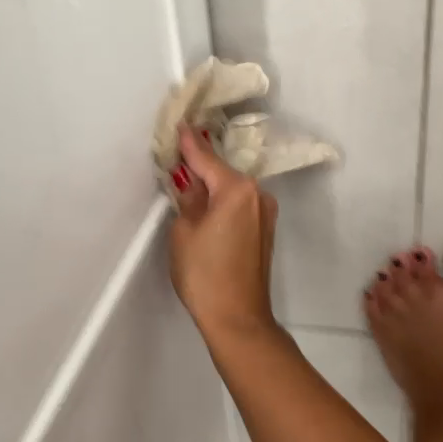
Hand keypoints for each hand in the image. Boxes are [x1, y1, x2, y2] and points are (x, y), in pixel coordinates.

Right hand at [168, 124, 277, 338]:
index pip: (206, 159)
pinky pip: (239, 208)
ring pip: (231, 192)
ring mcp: (265, 215)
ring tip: (187, 188)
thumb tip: (193, 188)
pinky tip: (206, 209)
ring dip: (211, 188)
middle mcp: (257, 196)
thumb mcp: (184, 232)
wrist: (237, 318)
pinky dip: (222, 204)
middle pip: (222, 174)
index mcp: (237, 190)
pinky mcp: (264, 233)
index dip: (189, 144)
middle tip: (177, 159)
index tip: (180, 124)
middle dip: (200, 168)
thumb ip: (188, 201)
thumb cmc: (205, 274)